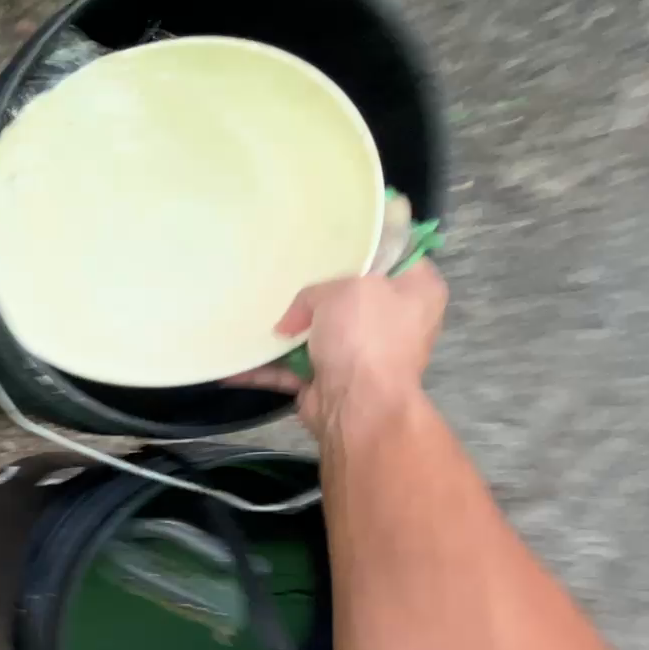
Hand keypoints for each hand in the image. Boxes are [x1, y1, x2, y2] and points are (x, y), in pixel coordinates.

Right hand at [232, 260, 448, 441]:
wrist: (356, 403)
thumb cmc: (365, 336)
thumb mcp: (343, 290)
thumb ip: (313, 292)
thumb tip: (292, 323)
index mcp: (415, 290)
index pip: (393, 257)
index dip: (362, 250)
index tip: (326, 246)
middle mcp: (392, 321)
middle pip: (347, 299)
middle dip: (312, 297)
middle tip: (281, 284)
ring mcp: (359, 353)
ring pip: (314, 335)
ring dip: (283, 334)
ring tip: (248, 322)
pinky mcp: (328, 379)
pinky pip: (289, 369)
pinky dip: (262, 368)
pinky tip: (232, 365)